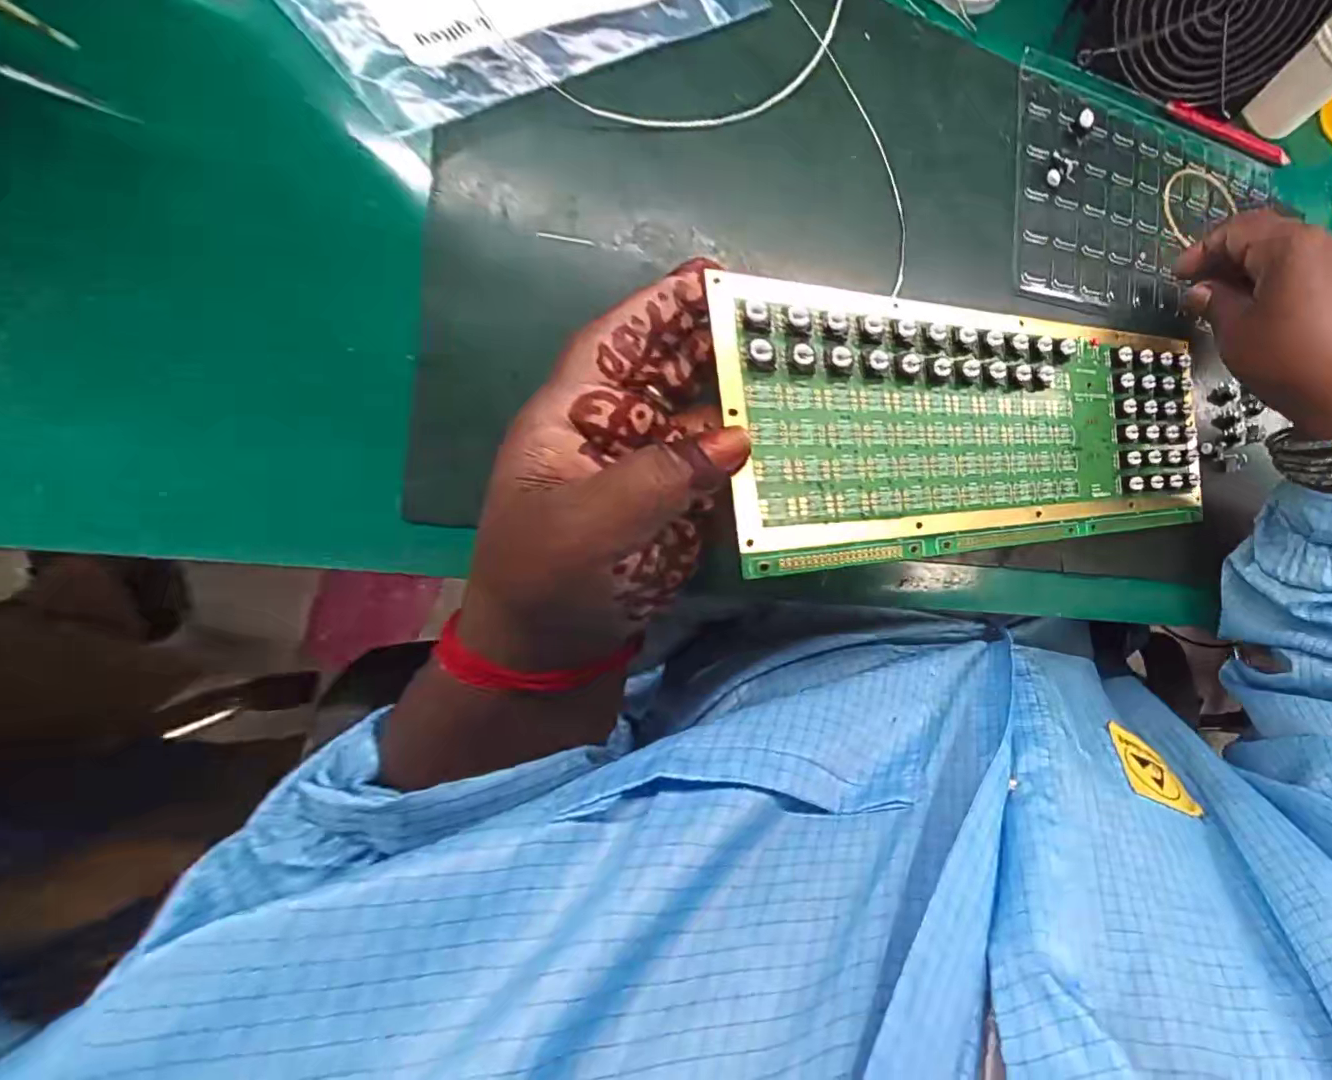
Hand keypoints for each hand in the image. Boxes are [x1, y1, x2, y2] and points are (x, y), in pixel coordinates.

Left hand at [458, 258, 751, 671]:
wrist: (552, 648)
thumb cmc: (547, 578)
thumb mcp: (591, 524)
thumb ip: (662, 476)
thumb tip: (739, 437)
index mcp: (573, 419)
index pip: (615, 346)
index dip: (657, 308)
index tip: (706, 277)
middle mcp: (615, 434)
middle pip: (665, 371)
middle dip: (708, 342)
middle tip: (764, 320)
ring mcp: (650, 470)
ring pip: (698, 416)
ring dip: (737, 395)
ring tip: (784, 371)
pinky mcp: (678, 505)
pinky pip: (718, 466)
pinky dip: (748, 451)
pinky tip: (781, 437)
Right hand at [1174, 210, 1331, 441]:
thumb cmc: (1284, 359)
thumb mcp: (1235, 331)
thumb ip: (1214, 301)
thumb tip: (1200, 290)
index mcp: (1287, 245)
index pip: (1235, 230)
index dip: (1201, 250)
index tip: (1179, 274)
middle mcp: (1317, 242)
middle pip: (1261, 234)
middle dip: (1225, 256)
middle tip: (1198, 282)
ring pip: (1281, 252)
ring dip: (1248, 269)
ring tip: (1223, 298)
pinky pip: (1299, 270)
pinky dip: (1271, 280)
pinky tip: (1256, 307)